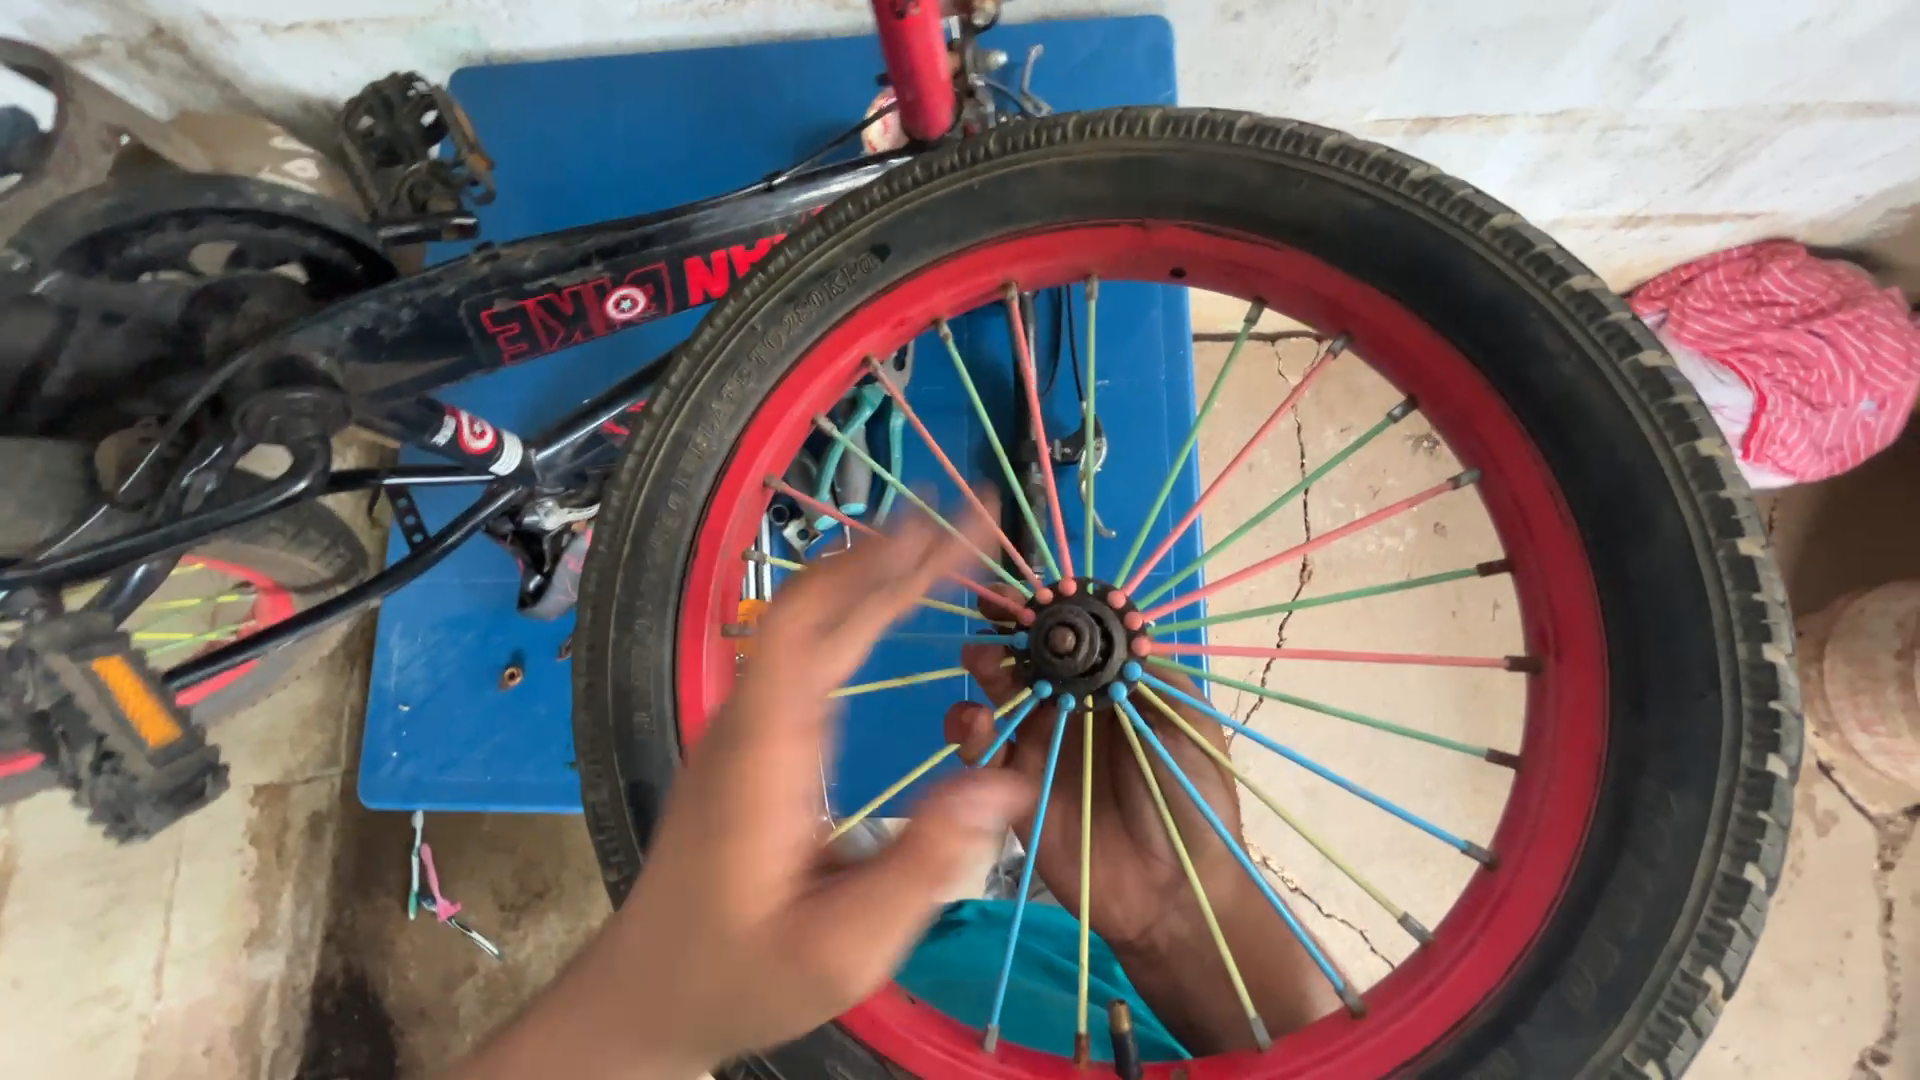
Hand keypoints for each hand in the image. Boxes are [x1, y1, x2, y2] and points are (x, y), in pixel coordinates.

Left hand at [452, 509, 1032, 1079]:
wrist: (649, 990)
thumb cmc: (738, 972)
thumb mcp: (841, 949)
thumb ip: (922, 868)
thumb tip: (1003, 785)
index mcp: (765, 747)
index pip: (814, 623)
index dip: (876, 566)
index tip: (942, 529)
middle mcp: (751, 713)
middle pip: (817, 604)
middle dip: (894, 551)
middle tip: (969, 514)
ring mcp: (750, 718)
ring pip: (811, 618)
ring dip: (878, 571)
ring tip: (945, 539)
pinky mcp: (758, 732)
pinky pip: (811, 647)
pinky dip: (860, 607)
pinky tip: (892, 598)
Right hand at [948, 596, 1342, 1052]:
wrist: (1173, 890)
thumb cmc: (1190, 797)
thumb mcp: (1185, 724)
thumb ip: (1145, 672)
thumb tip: (1114, 619)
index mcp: (1112, 686)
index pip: (1075, 636)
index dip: (1052, 611)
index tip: (1033, 591)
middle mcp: (1071, 706)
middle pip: (1029, 655)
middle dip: (1008, 628)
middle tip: (993, 613)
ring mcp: (1039, 743)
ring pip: (997, 692)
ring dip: (984, 668)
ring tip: (983, 660)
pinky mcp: (1012, 784)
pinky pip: (979, 749)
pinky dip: (967, 730)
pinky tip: (975, 724)